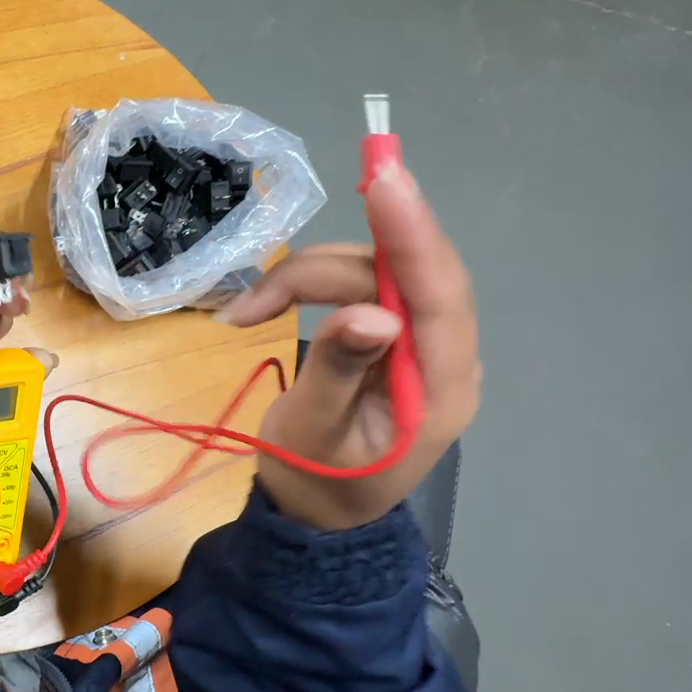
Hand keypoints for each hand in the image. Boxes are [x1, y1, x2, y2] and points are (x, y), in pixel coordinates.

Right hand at [217, 163, 480, 530]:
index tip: (384, 179)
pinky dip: (310, 285)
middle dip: (325, 269)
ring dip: (306, 279)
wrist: (316, 512)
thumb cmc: (314, 482)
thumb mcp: (315, 435)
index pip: (438, 294)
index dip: (411, 232)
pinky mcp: (393, 336)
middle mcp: (444, 355)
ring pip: (373, 273)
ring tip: (247, 310)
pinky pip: (360, 286)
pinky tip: (268, 302)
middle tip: (253, 298)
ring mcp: (419, 344)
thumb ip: (340, 373)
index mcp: (441, 387)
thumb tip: (369, 313)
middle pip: (398, 275)